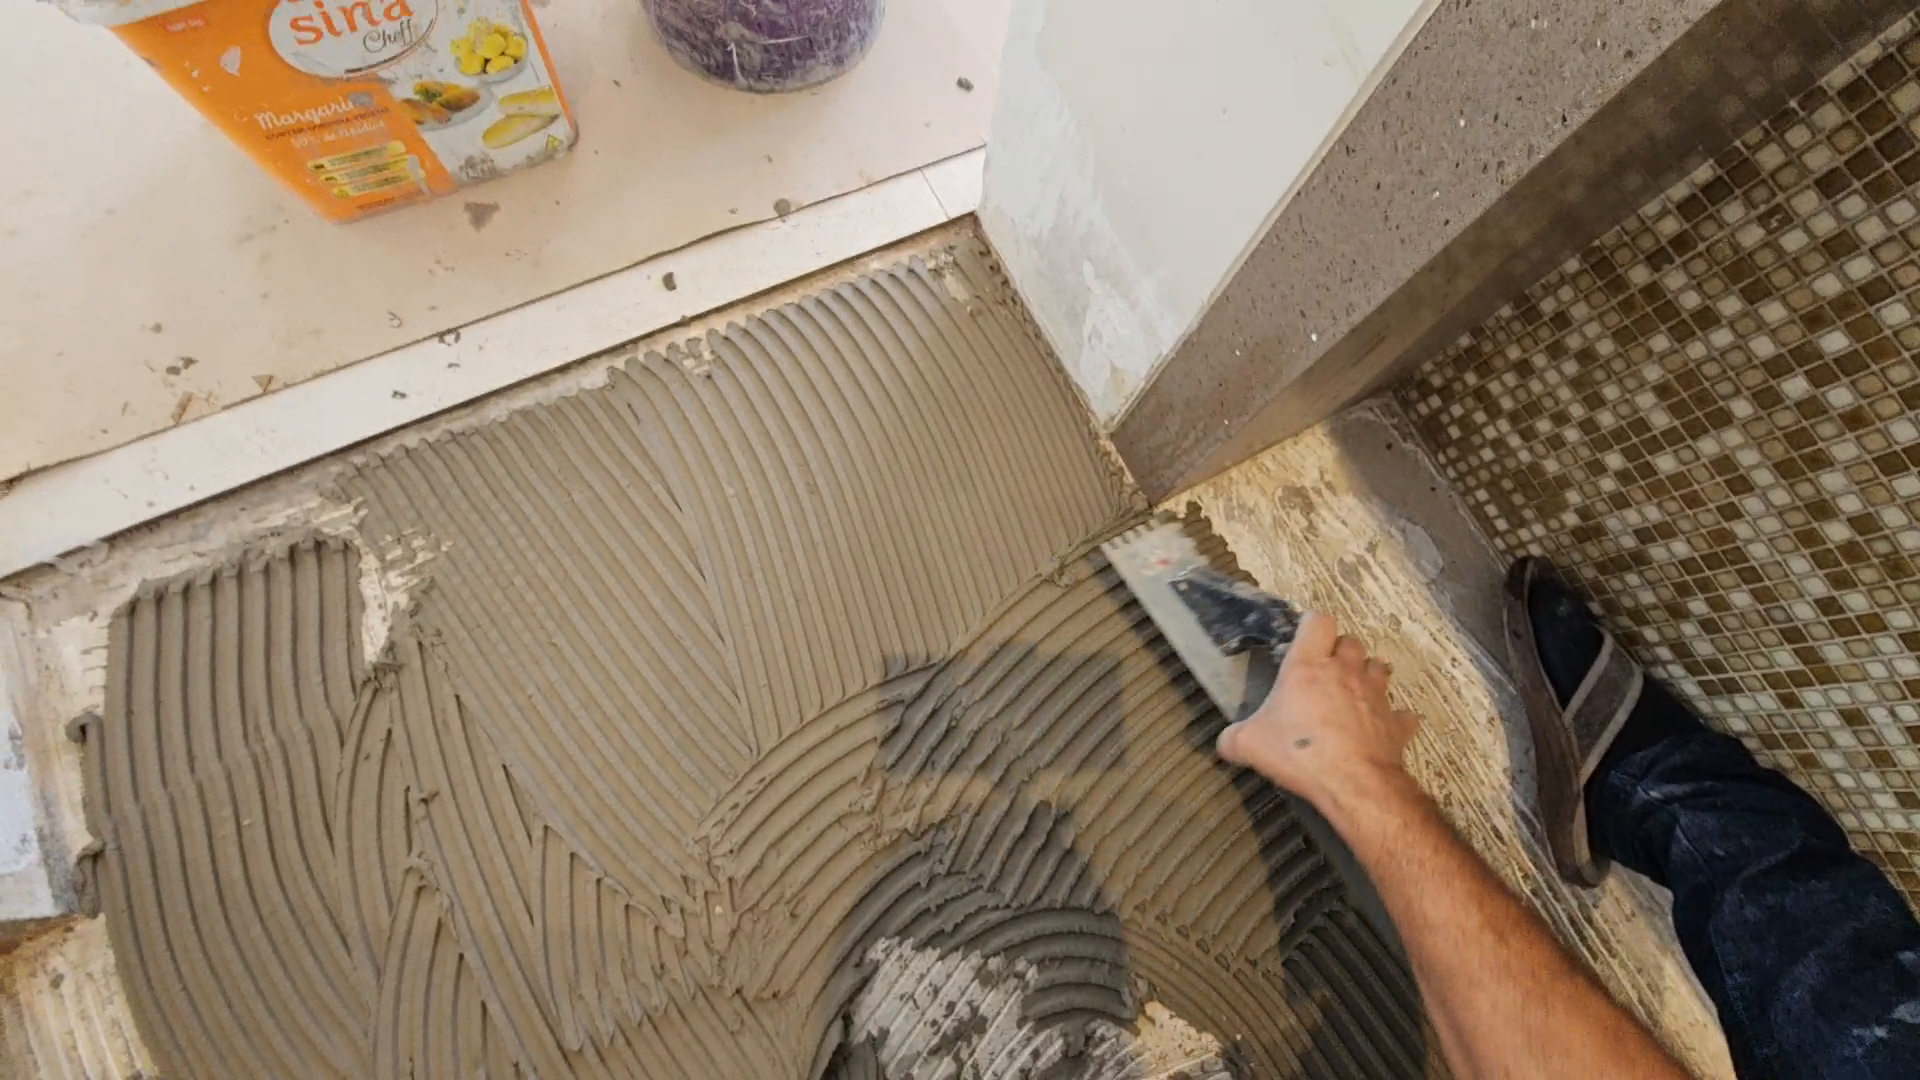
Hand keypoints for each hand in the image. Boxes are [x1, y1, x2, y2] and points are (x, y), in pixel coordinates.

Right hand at [1215, 611, 1421, 812]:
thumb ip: (1232, 738)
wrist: (1353, 783)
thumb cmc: (1298, 751)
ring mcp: (1376, 696)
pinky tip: (1381, 727)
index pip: (1318, 621)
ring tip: (1354, 691)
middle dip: (1341, 650)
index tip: (1304, 636)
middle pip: (1352, 641)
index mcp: (1307, 666)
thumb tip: (1224, 743)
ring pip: (1380, 667)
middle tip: (1325, 670)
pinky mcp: (1397, 723)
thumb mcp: (1248, 744)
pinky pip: (1402, 713)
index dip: (1312, 624)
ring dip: (1368, 674)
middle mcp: (1344, 672)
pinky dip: (1394, 717)